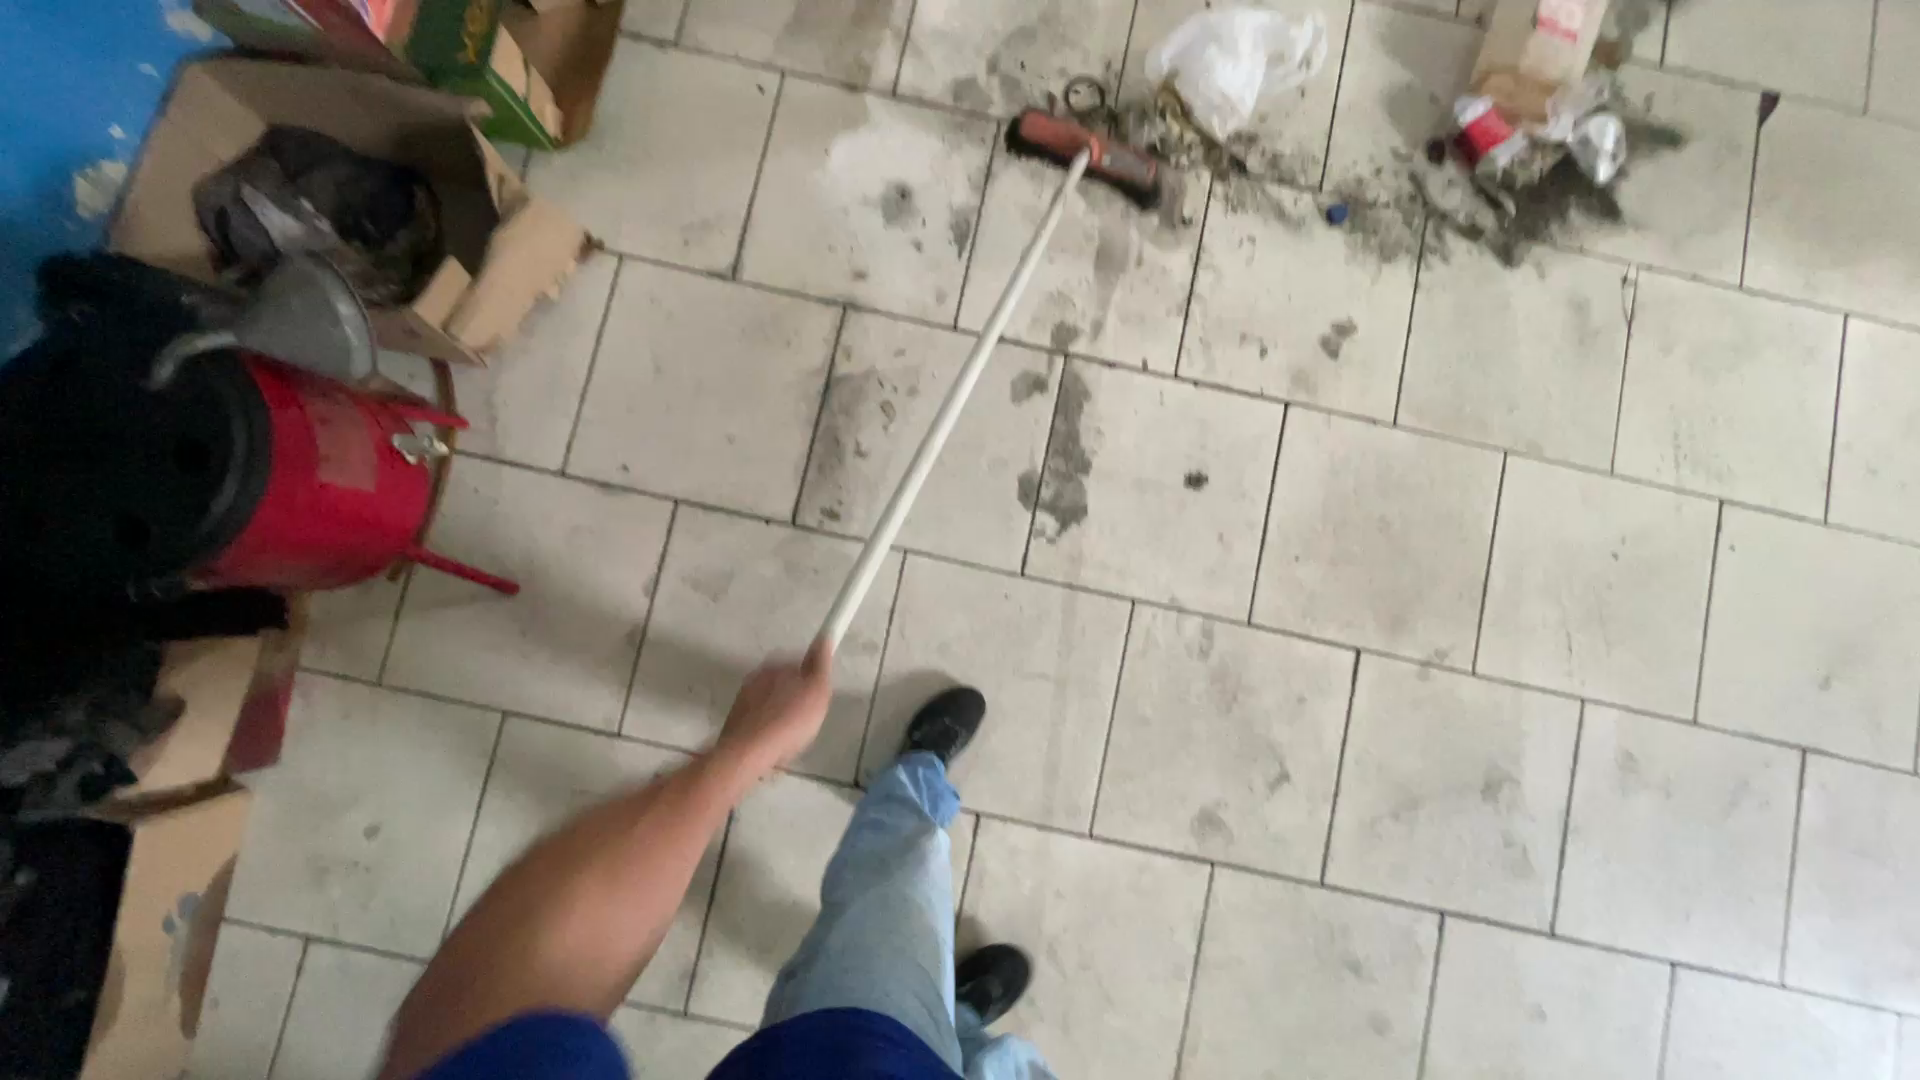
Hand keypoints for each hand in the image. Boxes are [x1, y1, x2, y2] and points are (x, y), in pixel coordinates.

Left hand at [713, 641, 834, 778]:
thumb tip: (824, 637)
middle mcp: (756, 675)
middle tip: (807, 717)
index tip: (817, 698)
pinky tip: (774, 741)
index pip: (799, 662)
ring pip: (769, 700)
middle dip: (795, 695)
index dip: (811, 679)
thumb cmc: (789, 720)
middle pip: (783, 681)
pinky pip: (758, 718)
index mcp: (776, 664)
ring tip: (791, 733)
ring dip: (779, 711)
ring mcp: (743, 697)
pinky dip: (767, 725)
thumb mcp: (817, 691)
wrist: (748, 751)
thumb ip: (821, 663)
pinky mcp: (734, 718)